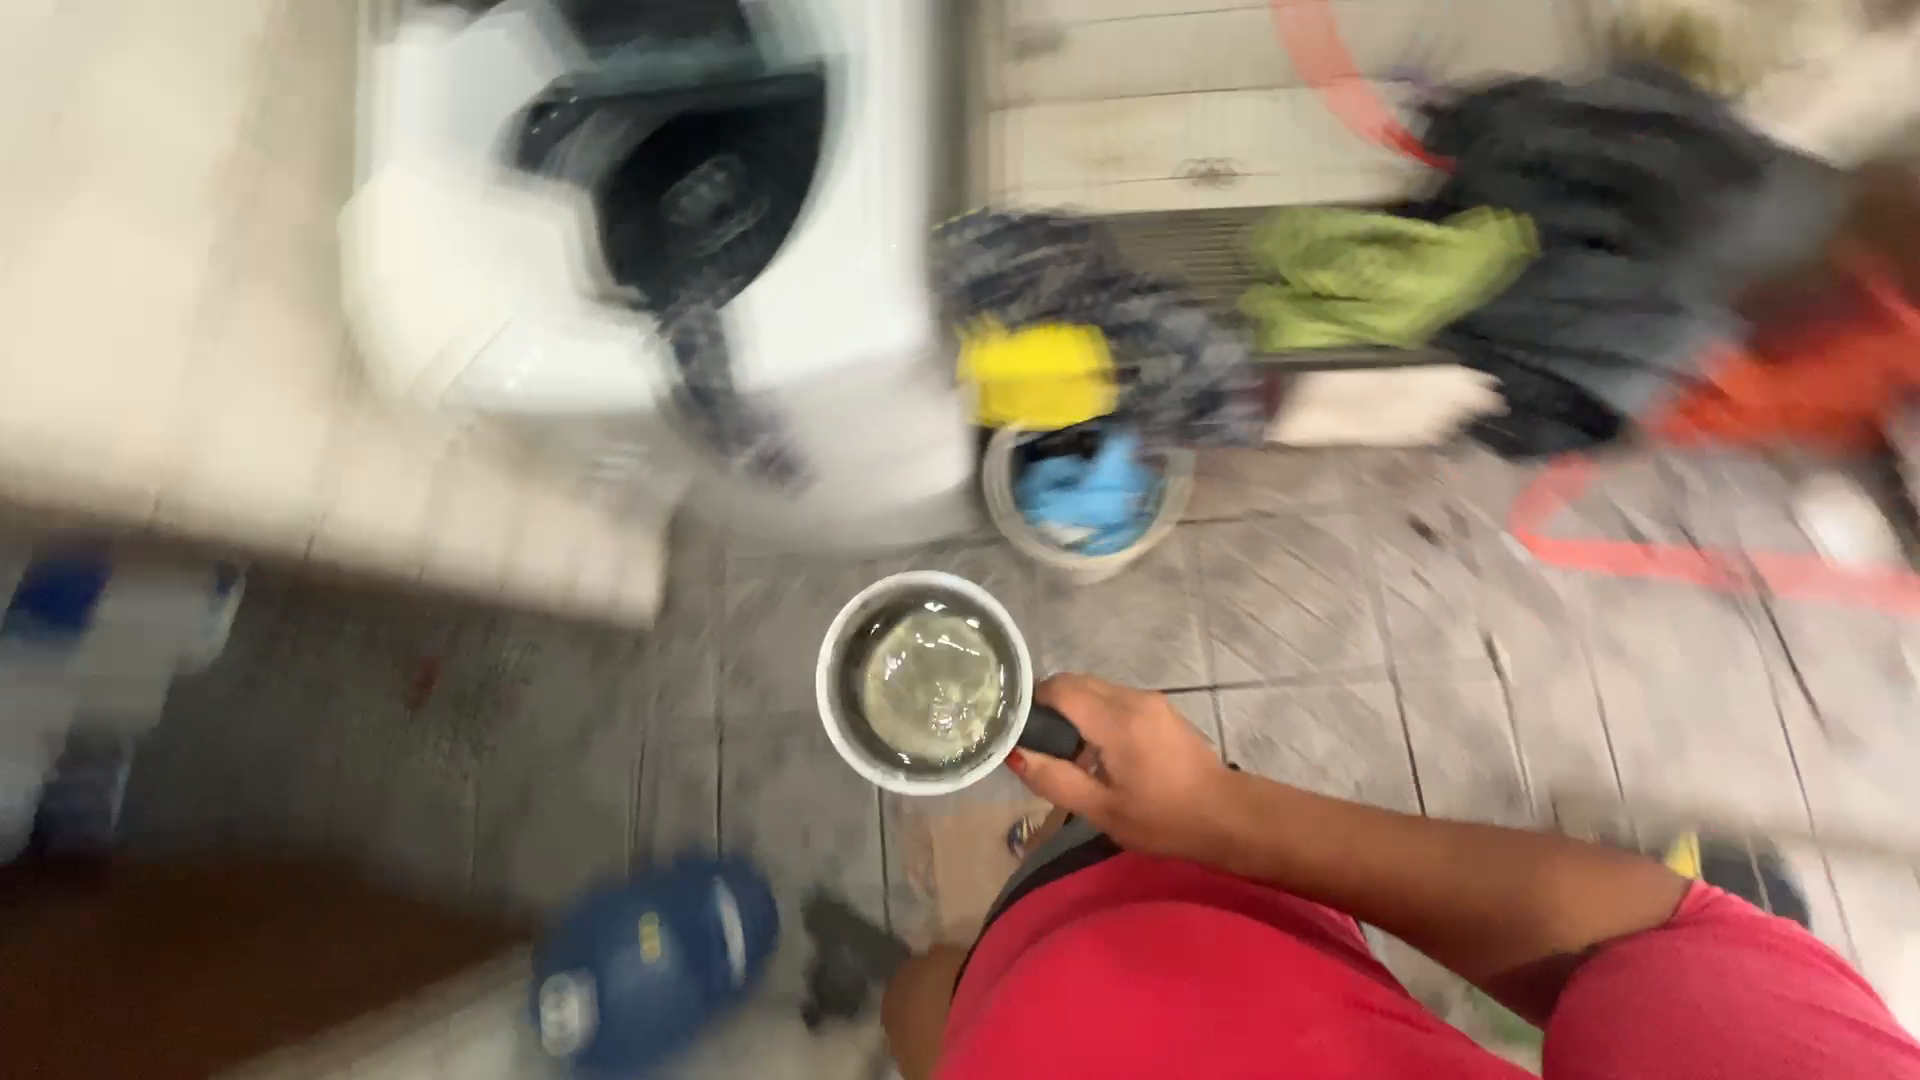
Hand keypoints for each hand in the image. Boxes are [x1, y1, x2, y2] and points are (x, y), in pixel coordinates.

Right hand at [1007, 673, 1237, 861]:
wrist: (1226, 816)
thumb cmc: (1162, 819)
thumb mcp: (1102, 810)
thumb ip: (1054, 779)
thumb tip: (1015, 754)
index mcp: (1116, 721)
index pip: (1061, 688)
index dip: (1034, 702)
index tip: (1022, 729)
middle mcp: (1132, 698)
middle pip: (1077, 683)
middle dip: (1053, 705)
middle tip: (1043, 745)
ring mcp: (1150, 700)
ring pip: (1096, 689)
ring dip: (1077, 711)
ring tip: (1073, 755)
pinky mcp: (1161, 708)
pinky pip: (1116, 699)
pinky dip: (1098, 715)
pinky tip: (1102, 753)